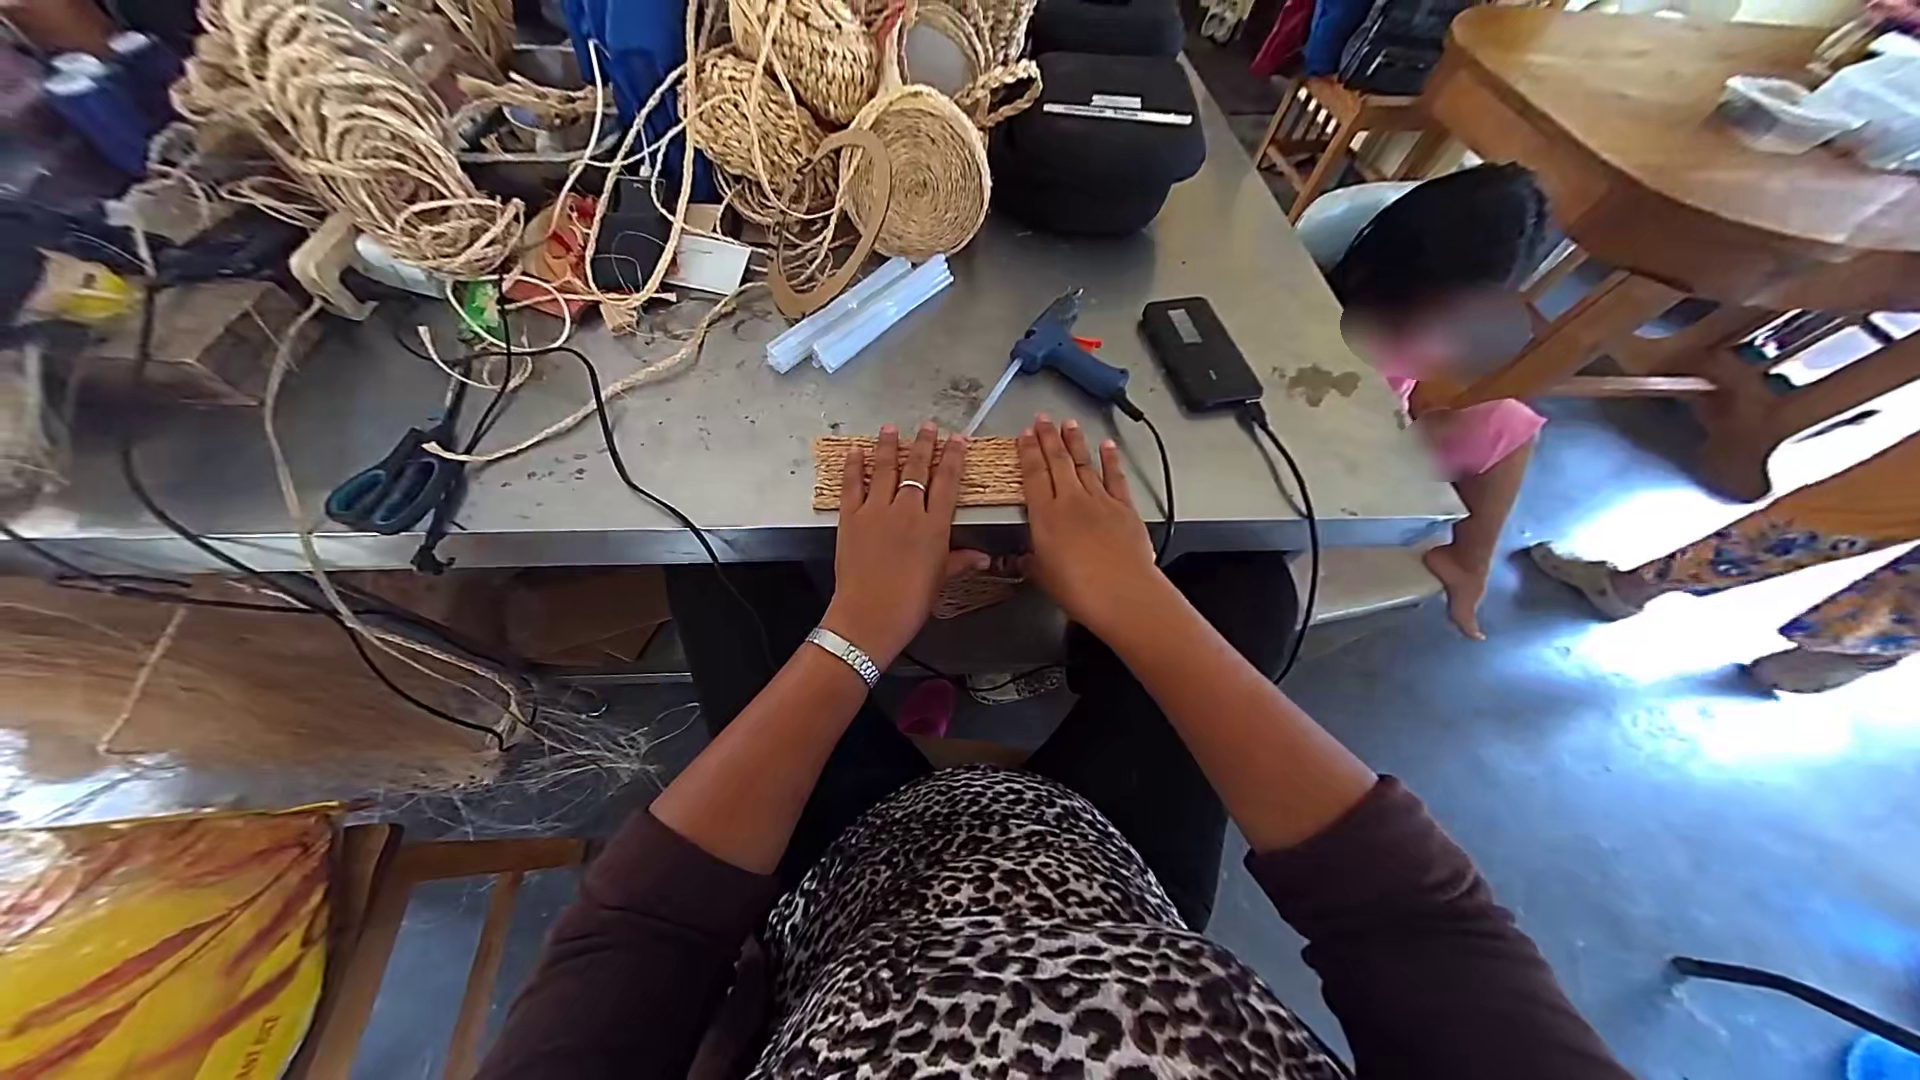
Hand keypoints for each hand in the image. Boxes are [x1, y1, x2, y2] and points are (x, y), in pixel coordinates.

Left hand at [823, 422, 987, 666]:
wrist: (870, 615)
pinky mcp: (850, 518)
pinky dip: (853, 466)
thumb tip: (983, 557)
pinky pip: (852, 484)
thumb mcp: (940, 580)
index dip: (953, 457)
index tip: (957, 439)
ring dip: (889, 446)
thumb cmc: (910, 602)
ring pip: (885, 469)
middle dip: (925, 444)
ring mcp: (876, 511)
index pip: (948, 482)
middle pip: (917, 468)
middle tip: (929, 426)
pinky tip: (855, 451)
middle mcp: (907, 511)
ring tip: (891, 428)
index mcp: (934, 525)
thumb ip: (960, 561)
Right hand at [1018, 414, 1161, 634]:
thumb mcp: (1042, 575)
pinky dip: (1111, 460)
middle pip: (1058, 461)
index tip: (1025, 435)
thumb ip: (1031, 560)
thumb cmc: (1080, 590)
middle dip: (1049, 437)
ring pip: (1085, 463)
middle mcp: (1072, 501)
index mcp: (1046, 515)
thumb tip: (1024, 559)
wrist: (1122, 594)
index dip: (1029, 451)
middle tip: (1043, 419)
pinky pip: (1115, 477)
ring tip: (1069, 424)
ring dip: (1076, 442)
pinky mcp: (1125, 509)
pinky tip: (1108, 447)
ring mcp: (1100, 502)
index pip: (1033, 474)